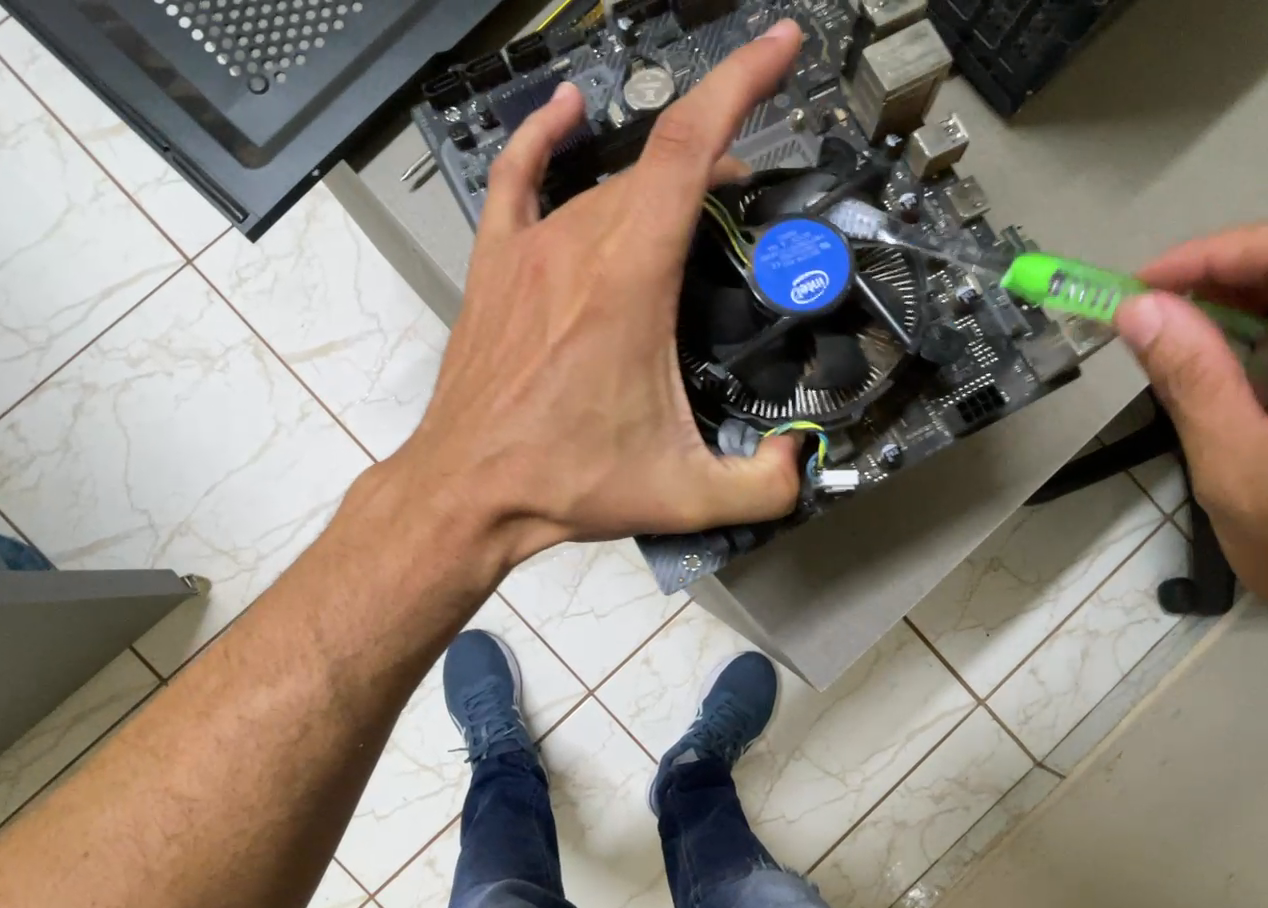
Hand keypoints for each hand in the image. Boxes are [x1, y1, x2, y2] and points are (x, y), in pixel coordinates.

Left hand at [386, 20, 806, 566]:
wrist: (469, 490)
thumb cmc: (556, 480)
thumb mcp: (682, 497)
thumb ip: (762, 485)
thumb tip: (797, 463)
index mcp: (628, 280)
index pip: (690, 145)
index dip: (742, 83)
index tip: (777, 50)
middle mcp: (575, 247)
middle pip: (659, 168)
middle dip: (717, 169)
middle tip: (746, 204)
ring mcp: (530, 250)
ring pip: (606, 181)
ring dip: (658, 178)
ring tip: (691, 201)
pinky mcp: (497, 265)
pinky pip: (517, 175)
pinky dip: (543, 136)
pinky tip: (564, 113)